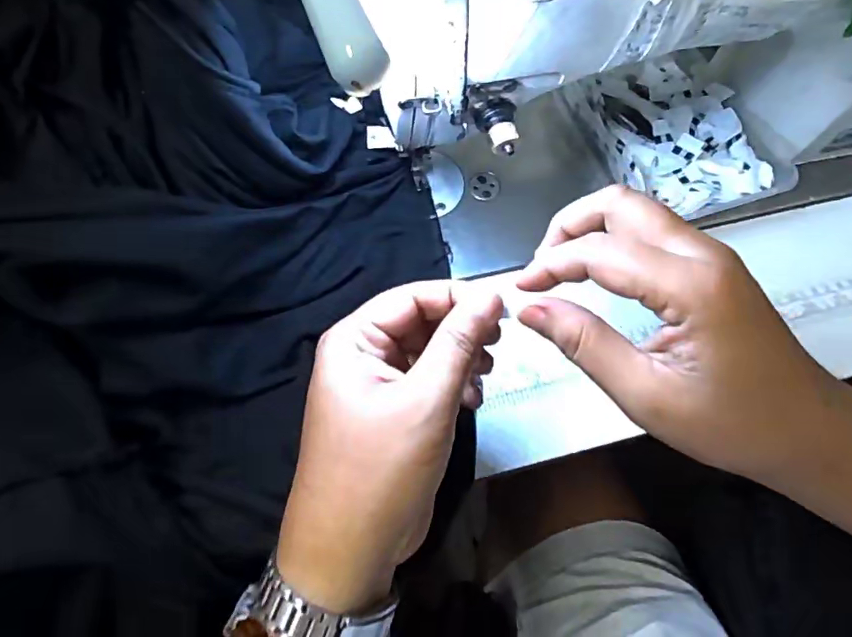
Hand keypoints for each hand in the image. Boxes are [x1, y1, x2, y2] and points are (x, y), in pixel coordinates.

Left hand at [276, 281, 502, 613]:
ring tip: (488, 372)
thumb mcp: (427, 399)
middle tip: (500, 343)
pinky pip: (429, 376)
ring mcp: (377, 383)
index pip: (414, 296)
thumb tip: (491, 295)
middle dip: (463, 329)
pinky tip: (474, 397)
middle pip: (423, 320)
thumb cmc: (381, 472)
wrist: (349, 556)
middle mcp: (363, 355)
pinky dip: (455, 381)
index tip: (502, 308)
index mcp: (355, 341)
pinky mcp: (394, 409)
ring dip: (463, 355)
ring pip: (430, 347)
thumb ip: (460, 340)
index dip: (459, 297)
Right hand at [513, 186, 851, 488]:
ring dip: (594, 227)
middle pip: (621, 202)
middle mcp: (703, 253)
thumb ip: (586, 346)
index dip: (553, 263)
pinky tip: (599, 271)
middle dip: (570, 224)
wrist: (808, 429)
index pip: (603, 250)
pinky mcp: (714, 262)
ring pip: (639, 210)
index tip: (522, 288)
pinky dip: (618, 239)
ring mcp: (712, 253)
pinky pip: (656, 231)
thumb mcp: (650, 398)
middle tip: (540, 266)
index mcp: (691, 284)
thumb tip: (534, 310)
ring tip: (561, 268)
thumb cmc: (737, 424)